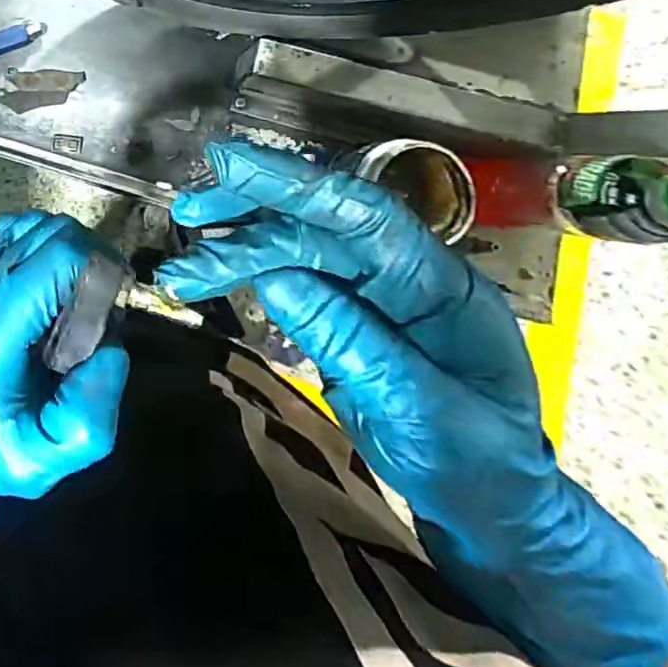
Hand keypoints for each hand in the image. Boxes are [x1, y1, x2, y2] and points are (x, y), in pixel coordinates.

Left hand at [0, 211, 130, 602]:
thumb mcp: (42, 461)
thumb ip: (89, 414)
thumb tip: (114, 348)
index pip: (58, 256)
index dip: (103, 269)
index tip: (116, 308)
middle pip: (52, 231)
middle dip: (95, 259)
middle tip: (104, 309)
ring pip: (34, 224)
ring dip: (72, 249)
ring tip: (80, 298)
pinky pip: (13, 230)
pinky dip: (44, 242)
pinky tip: (53, 283)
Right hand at [158, 142, 667, 666]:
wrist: (487, 504)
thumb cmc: (477, 465)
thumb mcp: (427, 414)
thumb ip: (354, 343)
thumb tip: (278, 280)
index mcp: (438, 284)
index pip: (360, 214)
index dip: (292, 182)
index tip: (228, 161)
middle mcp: (399, 273)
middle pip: (314, 222)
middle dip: (247, 214)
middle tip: (186, 212)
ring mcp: (366, 290)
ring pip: (290, 246)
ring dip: (231, 248)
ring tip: (180, 265)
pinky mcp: (338, 309)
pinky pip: (283, 275)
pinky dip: (240, 272)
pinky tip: (205, 274)